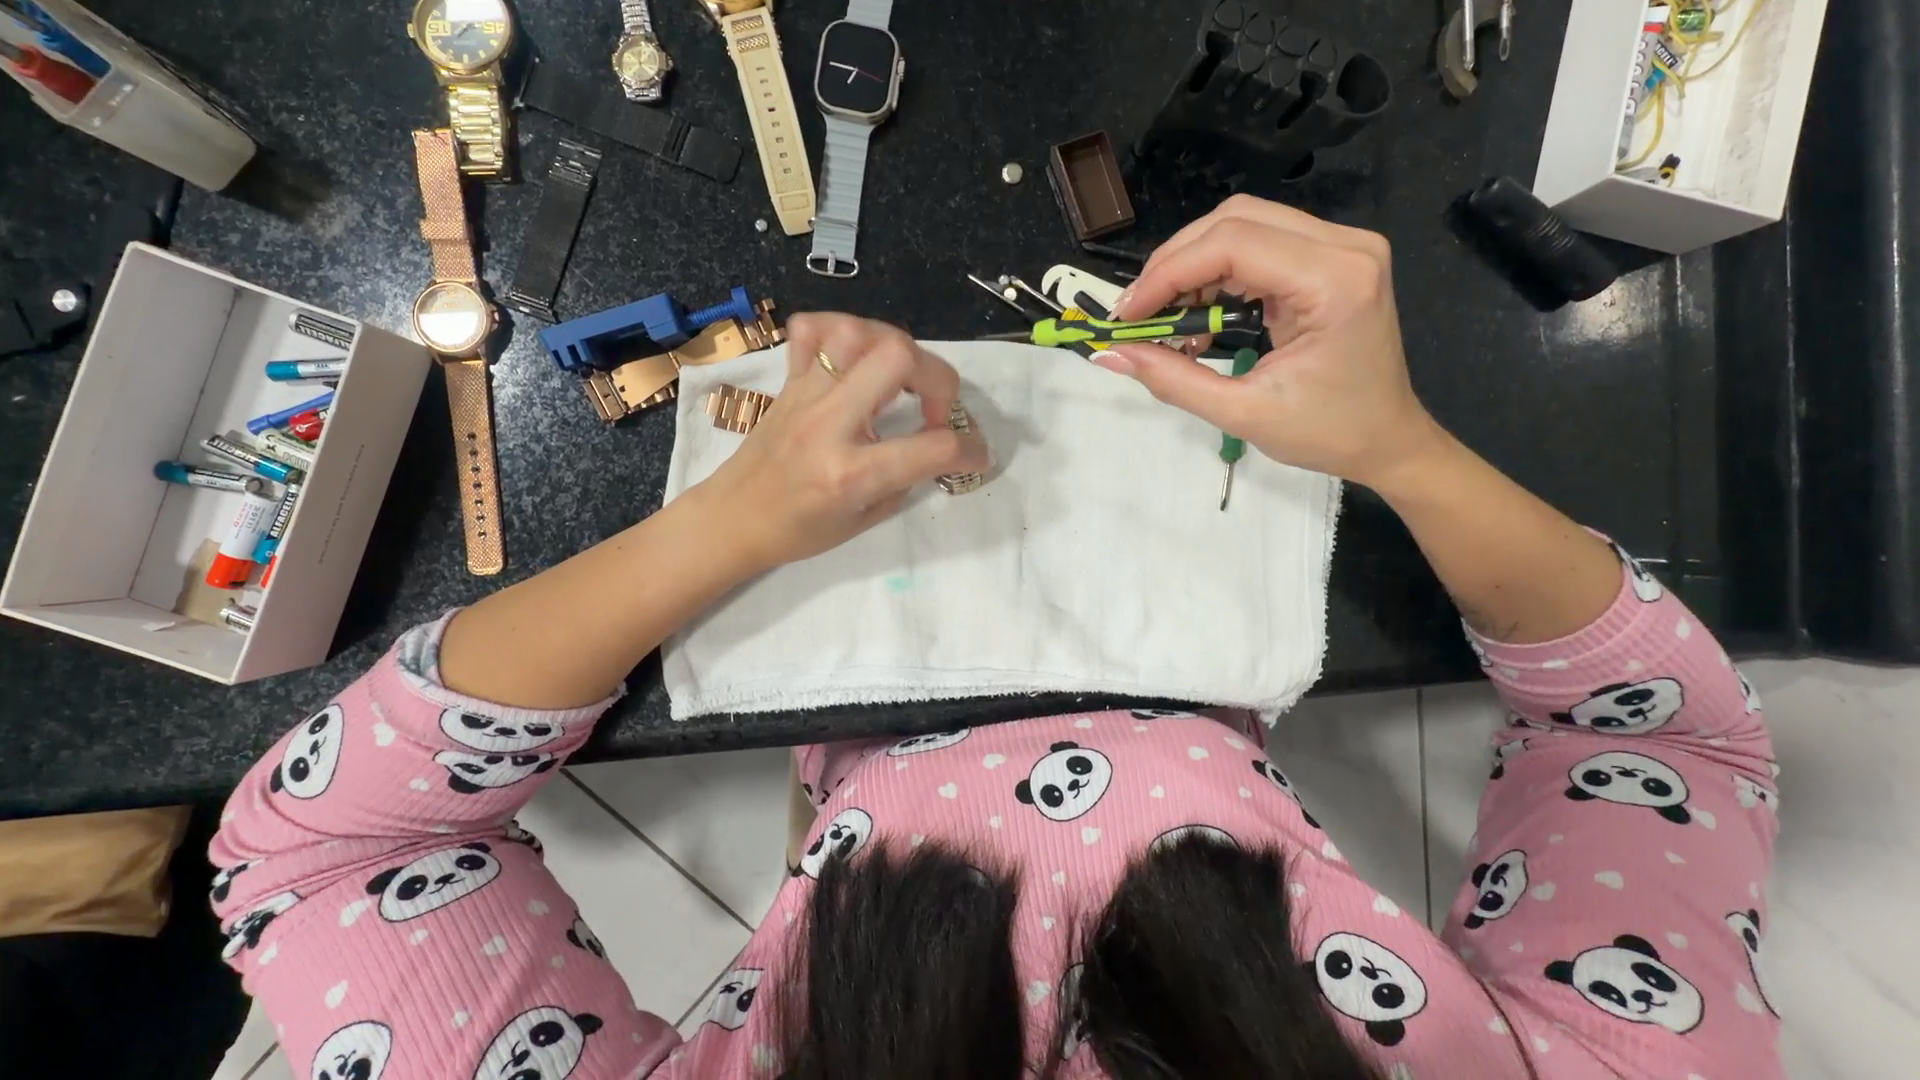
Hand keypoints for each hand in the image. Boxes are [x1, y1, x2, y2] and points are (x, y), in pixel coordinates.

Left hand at [692, 313, 991, 569]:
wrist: (732, 519)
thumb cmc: (798, 531)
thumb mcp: (864, 521)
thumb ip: (905, 479)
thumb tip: (938, 448)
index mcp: (851, 473)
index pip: (932, 446)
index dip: (970, 449)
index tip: (976, 454)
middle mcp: (829, 424)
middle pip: (898, 357)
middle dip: (939, 378)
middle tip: (936, 409)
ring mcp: (805, 395)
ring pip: (857, 331)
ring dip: (895, 347)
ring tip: (901, 379)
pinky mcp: (788, 381)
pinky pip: (812, 329)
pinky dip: (842, 331)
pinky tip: (856, 358)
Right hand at [1101, 195, 1443, 488]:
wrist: (1387, 439)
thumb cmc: (1327, 433)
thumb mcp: (1243, 414)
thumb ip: (1173, 380)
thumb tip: (1110, 354)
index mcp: (1335, 281)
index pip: (1233, 244)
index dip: (1169, 273)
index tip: (1127, 315)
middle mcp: (1345, 246)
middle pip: (1235, 220)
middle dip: (1175, 263)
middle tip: (1139, 312)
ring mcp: (1343, 245)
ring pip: (1244, 224)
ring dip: (1193, 265)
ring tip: (1165, 315)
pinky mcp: (1333, 255)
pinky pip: (1260, 242)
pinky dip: (1217, 272)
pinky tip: (1199, 312)